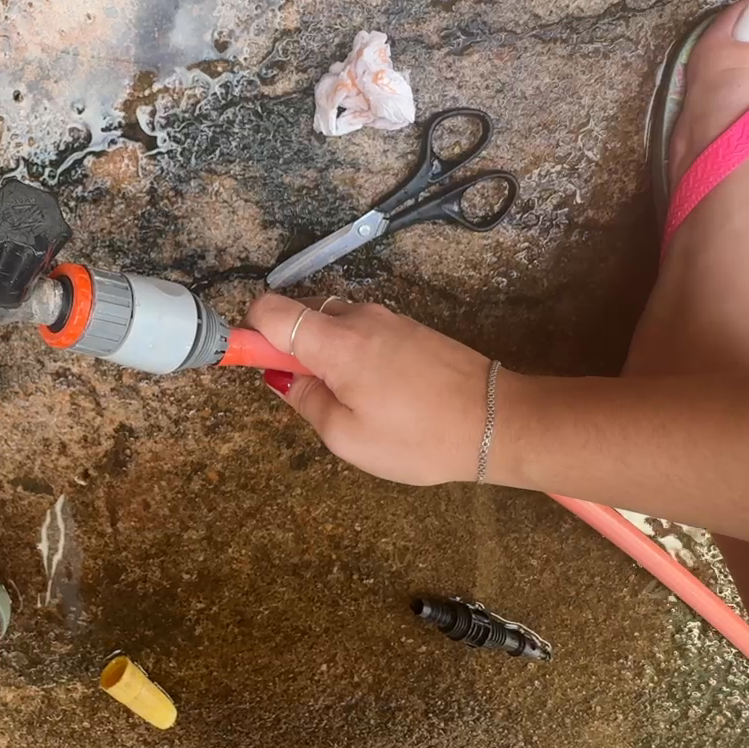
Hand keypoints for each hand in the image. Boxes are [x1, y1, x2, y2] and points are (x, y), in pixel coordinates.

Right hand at [246, 295, 492, 485]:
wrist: (499, 421)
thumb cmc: (419, 438)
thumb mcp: (347, 437)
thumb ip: (304, 400)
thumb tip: (279, 376)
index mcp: (335, 341)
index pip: (269, 309)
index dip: (249, 333)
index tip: (255, 365)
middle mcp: (357, 316)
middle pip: (297, 313)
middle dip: (288, 348)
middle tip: (308, 393)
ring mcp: (386, 317)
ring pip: (330, 322)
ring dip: (321, 351)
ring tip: (349, 397)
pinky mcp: (407, 325)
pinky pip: (359, 329)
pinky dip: (349, 351)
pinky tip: (375, 389)